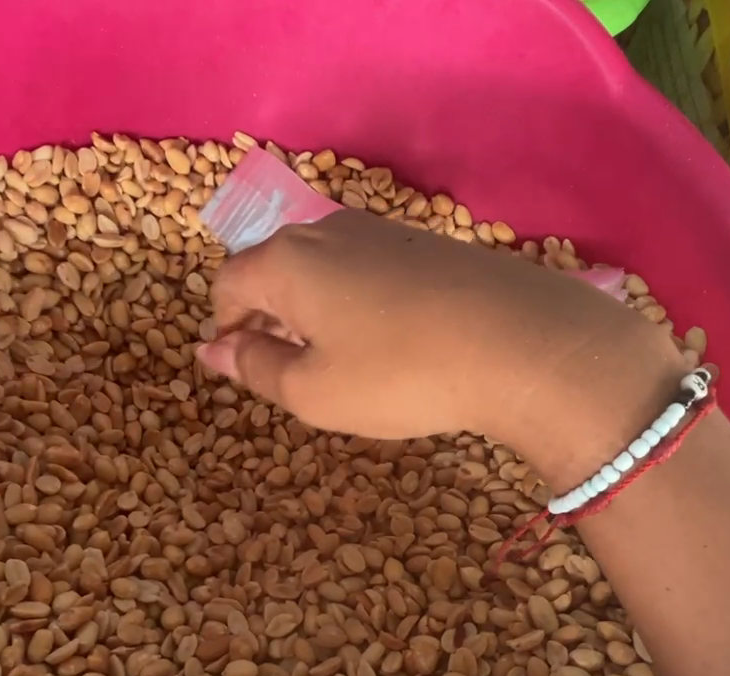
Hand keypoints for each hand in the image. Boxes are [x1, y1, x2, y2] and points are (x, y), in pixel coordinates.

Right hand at [197, 211, 688, 481]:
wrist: (517, 343)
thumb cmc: (398, 375)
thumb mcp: (313, 391)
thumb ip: (255, 368)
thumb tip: (212, 350)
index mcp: (286, 261)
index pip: (229, 284)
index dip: (225, 327)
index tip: (236, 365)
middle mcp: (327, 231)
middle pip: (275, 270)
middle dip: (268, 317)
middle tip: (284, 368)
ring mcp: (382, 232)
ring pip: (323, 269)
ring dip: (313, 311)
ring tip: (336, 360)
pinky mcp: (426, 245)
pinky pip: (367, 271)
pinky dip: (356, 303)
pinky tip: (385, 341)